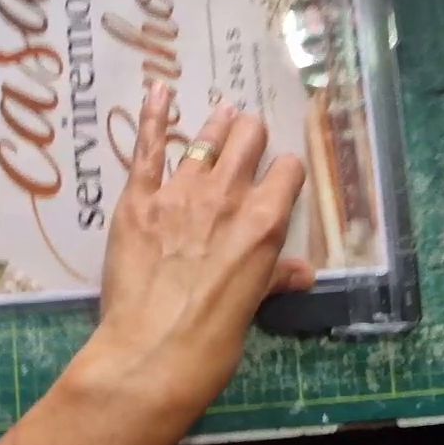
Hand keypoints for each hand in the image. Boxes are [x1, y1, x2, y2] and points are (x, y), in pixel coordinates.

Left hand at [64, 85, 314, 422]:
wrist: (153, 352)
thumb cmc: (214, 339)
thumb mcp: (253, 305)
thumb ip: (275, 277)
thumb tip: (305, 273)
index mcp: (265, 222)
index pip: (287, 172)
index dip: (284, 173)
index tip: (278, 180)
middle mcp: (228, 196)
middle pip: (249, 141)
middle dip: (252, 136)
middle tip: (248, 140)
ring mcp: (181, 193)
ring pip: (207, 141)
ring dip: (217, 127)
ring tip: (223, 114)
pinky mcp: (139, 199)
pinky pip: (149, 149)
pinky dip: (155, 118)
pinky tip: (160, 92)